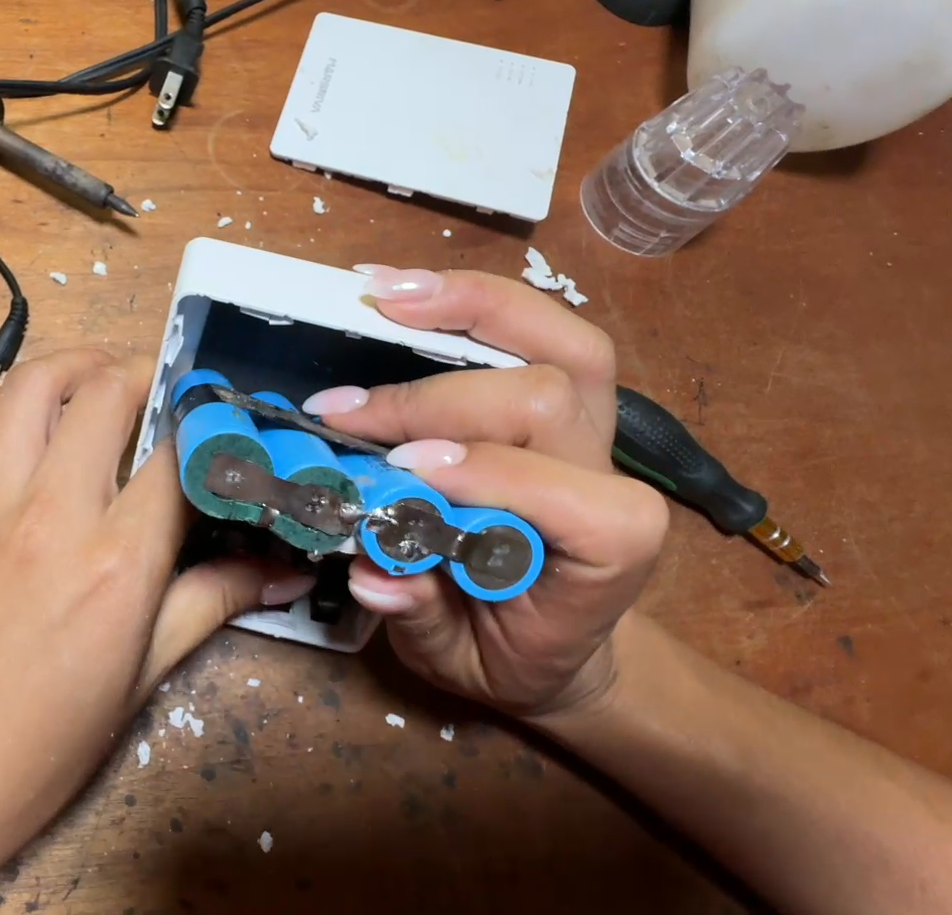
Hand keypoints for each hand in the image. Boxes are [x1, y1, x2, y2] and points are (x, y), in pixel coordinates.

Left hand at [0, 350, 308, 912]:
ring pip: (30, 386)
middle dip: (145, 376)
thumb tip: (282, 568)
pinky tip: (9, 419)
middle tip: (162, 392)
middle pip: (106, 394)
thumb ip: (213, 602)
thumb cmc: (46, 742)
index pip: (176, 455)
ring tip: (100, 378)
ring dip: (74, 365)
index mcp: (116, 559)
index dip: (206, 427)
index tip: (217, 423)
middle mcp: (51, 510)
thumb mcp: (144, 677)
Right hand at [301, 267, 667, 717]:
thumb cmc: (510, 650)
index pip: (562, 494)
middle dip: (435, 400)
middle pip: (544, 397)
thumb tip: (374, 574)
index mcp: (605, 553)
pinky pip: (534, 331)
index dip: (484, 474)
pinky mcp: (559, 400)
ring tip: (380, 290)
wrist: (558, 640)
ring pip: (559, 338)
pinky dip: (467, 303)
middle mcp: (608, 475)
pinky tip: (402, 292)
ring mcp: (589, 428)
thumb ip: (422, 617)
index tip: (397, 470)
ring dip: (465, 306)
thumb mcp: (461, 661)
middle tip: (344, 411)